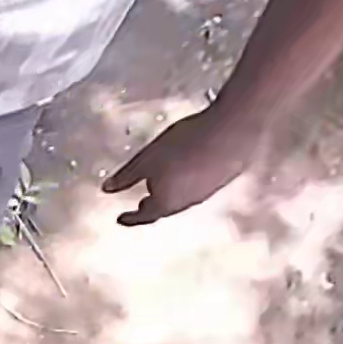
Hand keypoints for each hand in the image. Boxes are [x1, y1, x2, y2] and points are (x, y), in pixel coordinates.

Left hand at [101, 104, 267, 225]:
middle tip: (141, 204)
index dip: (130, 218)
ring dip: (170, 196)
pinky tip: (188, 173)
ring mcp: (209, 191)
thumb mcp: (145, 159)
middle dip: (150, 208)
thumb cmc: (185, 143)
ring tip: (162, 188)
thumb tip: (106, 188)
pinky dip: (189, 184)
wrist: (236, 124)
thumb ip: (125, 177)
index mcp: (165, 203)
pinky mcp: (226, 178)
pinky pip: (201, 186)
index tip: (121, 219)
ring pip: (183, 199)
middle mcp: (187, 203)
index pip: (143, 217)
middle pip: (164, 210)